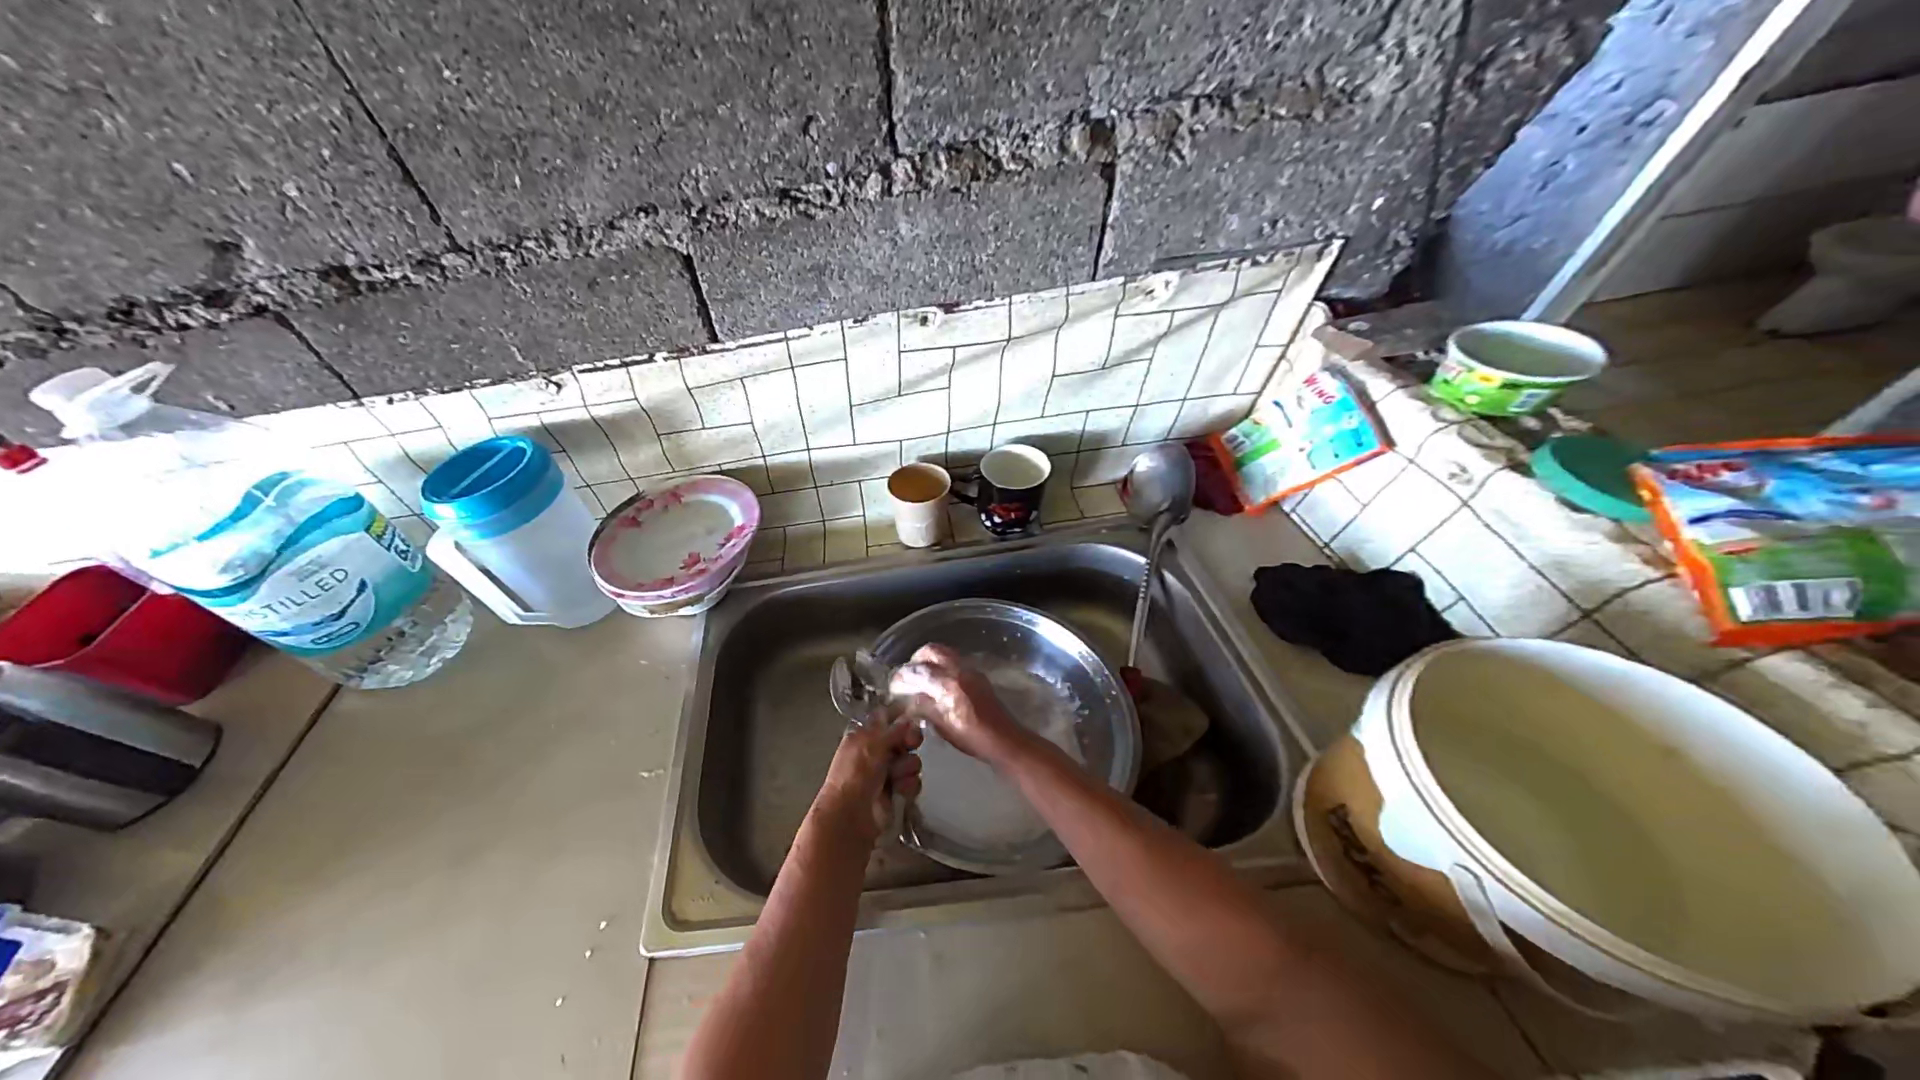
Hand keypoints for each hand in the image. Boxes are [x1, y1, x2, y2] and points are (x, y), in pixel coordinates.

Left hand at [814, 714, 922, 844]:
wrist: (851, 815)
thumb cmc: (856, 773)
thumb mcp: (873, 743)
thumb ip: (894, 729)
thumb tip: (909, 718)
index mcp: (864, 736)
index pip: (886, 719)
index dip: (901, 716)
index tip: (912, 717)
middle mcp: (876, 752)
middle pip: (904, 738)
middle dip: (910, 741)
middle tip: (910, 744)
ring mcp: (887, 772)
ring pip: (911, 760)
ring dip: (906, 767)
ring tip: (895, 777)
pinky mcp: (897, 792)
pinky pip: (913, 781)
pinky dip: (908, 785)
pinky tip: (899, 790)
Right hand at [886, 644, 1026, 764]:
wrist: (1004, 739)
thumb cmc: (973, 738)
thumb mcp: (942, 726)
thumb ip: (924, 707)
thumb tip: (909, 700)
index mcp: (948, 684)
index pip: (918, 670)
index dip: (902, 676)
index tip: (894, 685)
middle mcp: (959, 671)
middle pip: (932, 651)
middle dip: (915, 660)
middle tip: (907, 676)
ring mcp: (970, 671)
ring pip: (944, 653)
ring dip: (929, 661)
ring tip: (920, 680)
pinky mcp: (977, 676)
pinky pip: (955, 662)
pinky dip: (942, 667)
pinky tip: (938, 686)